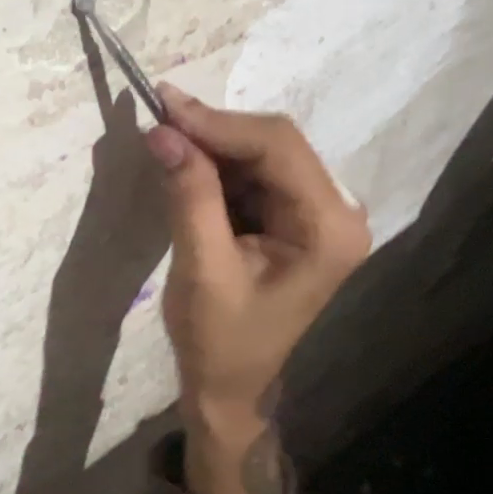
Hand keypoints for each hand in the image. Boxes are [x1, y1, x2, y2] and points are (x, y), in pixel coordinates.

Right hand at [145, 84, 369, 493]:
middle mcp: (335, 211)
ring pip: (259, 153)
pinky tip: (183, 164)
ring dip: (210, 146)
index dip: (218, 122)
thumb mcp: (201, 268)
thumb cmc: (219, 340)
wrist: (228, 386)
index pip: (278, 148)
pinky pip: (252, 174)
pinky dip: (214, 166)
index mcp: (329, 228)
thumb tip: (162, 132)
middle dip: (213, 131)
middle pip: (274, 144)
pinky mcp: (290, 217)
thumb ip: (189, 195)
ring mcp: (315, 213)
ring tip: (162, 140)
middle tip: (157, 120)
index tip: (162, 107)